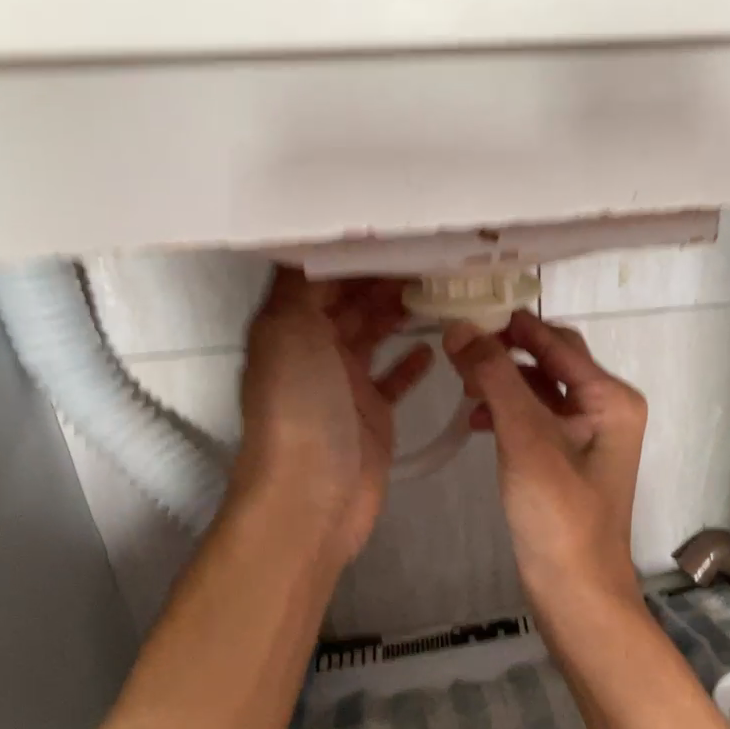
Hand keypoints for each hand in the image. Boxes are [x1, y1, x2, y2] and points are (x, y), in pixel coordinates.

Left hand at [230, 271, 432, 559]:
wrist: (312, 495)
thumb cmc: (300, 409)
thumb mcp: (290, 331)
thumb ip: (304, 284)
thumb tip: (321, 243)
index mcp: (289, 325)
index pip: (323, 275)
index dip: (357, 254)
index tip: (402, 233)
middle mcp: (313, 349)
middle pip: (351, 302)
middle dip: (385, 278)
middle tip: (434, 257)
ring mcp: (344, 383)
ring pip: (374, 334)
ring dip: (400, 312)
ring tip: (440, 290)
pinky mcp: (371, 413)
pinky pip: (394, 378)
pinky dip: (411, 362)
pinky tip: (434, 346)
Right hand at [442, 311, 646, 603]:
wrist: (576, 593)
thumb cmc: (558, 515)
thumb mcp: (526, 439)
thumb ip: (495, 378)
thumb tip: (459, 327)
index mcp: (611, 397)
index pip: (556, 342)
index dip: (511, 324)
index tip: (464, 309)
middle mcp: (606, 408)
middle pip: (550, 361)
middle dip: (505, 353)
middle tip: (456, 348)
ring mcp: (588, 435)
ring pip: (539, 390)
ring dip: (502, 382)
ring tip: (460, 384)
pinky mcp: (567, 460)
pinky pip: (535, 419)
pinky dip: (506, 413)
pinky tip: (475, 419)